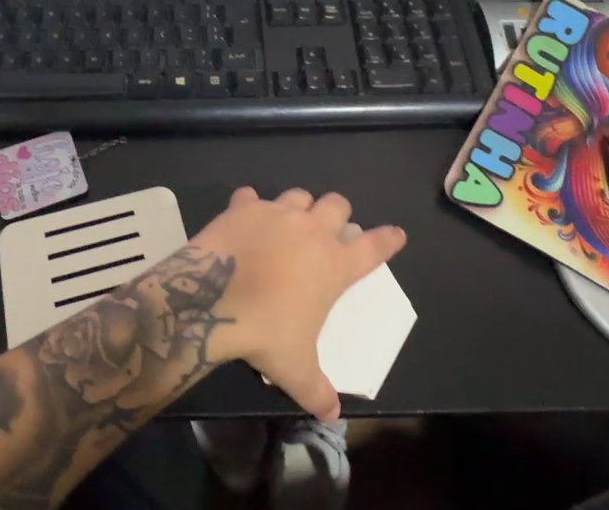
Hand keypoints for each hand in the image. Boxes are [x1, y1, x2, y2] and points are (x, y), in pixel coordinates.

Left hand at [191, 187, 406, 420]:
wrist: (212, 301)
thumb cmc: (265, 332)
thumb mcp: (295, 369)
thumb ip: (318, 390)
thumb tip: (332, 413)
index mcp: (333, 265)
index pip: (373, 248)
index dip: (387, 240)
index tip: (396, 234)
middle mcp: (310, 231)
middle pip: (337, 205)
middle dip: (337, 214)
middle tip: (329, 229)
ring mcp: (276, 213)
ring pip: (299, 195)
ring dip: (298, 206)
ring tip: (288, 222)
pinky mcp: (244, 207)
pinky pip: (251, 196)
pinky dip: (250, 204)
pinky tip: (245, 216)